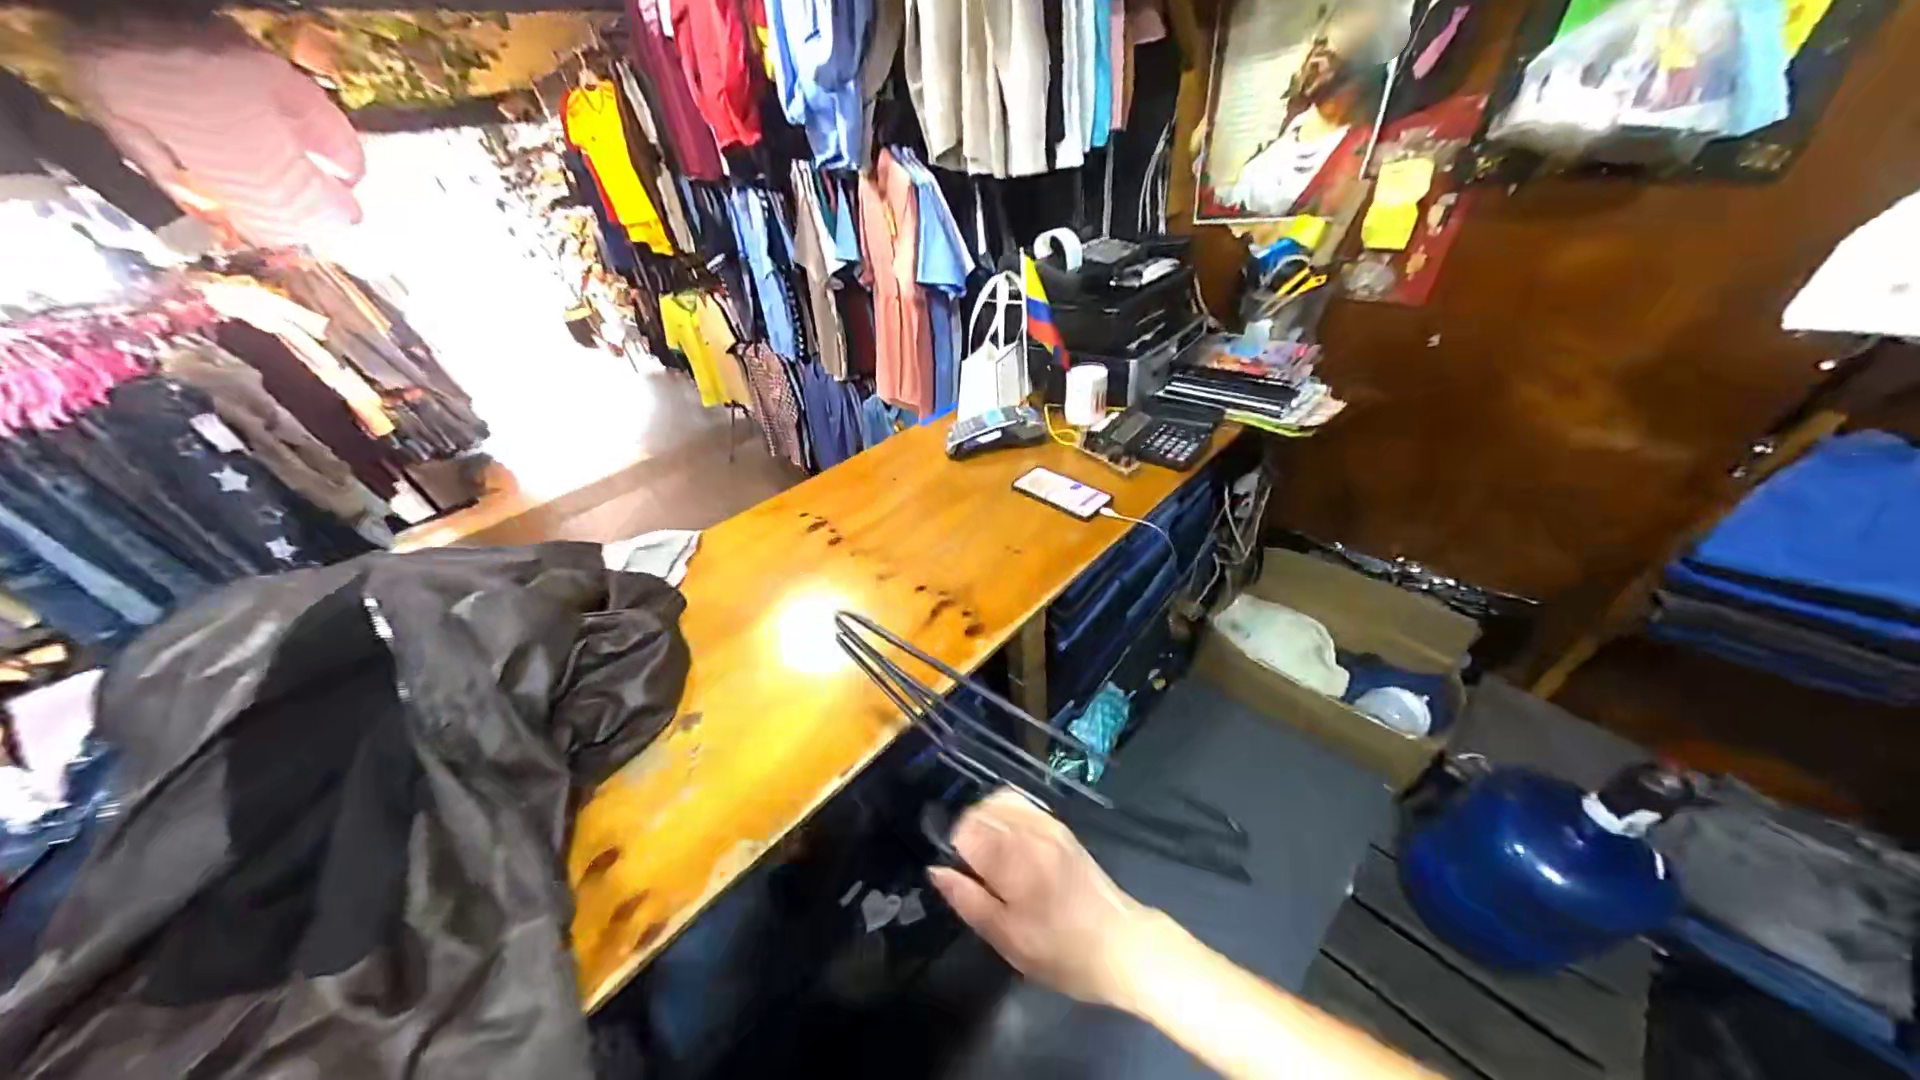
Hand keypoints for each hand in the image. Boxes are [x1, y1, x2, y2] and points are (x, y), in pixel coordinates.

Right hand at [928, 788, 1169, 1009]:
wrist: (1122, 945)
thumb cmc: (1060, 951)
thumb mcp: (1006, 938)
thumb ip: (967, 900)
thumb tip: (936, 871)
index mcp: (1012, 857)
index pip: (964, 828)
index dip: (954, 849)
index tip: (960, 873)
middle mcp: (1028, 829)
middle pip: (979, 811)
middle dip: (968, 833)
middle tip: (974, 871)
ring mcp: (1047, 824)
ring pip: (999, 802)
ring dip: (985, 822)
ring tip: (990, 857)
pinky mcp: (1060, 827)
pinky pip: (1021, 804)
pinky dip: (1006, 815)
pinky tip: (1010, 845)